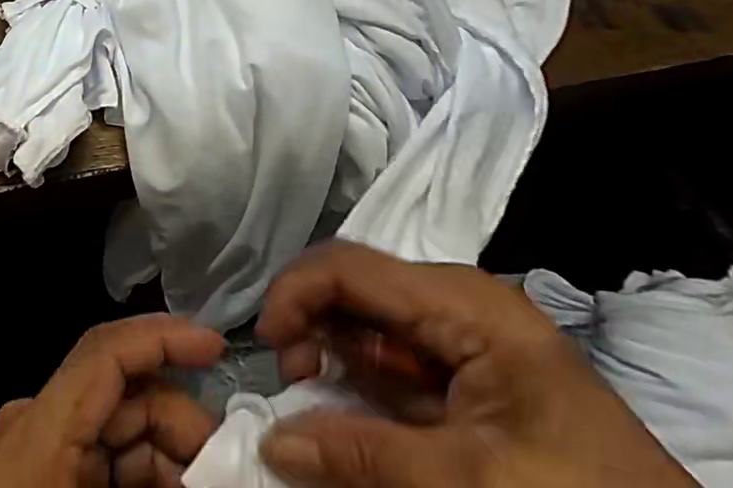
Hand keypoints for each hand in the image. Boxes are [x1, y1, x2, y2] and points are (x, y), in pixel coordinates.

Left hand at [0, 313, 225, 487]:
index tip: (217, 350)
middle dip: (182, 423)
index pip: (106, 352)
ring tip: (204, 480)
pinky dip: (147, 476)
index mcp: (39, 429)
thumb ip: (166, 481)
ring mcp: (40, 452)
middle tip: (226, 463)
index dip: (164, 337)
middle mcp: (37, 425)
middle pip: (126, 395)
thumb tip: (226, 464)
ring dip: (170, 456)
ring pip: (124, 429)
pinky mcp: (48, 476)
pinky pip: (107, 458)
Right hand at [254, 241, 697, 487]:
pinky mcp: (468, 370)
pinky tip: (349, 410)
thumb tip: (272, 439)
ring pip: (373, 323)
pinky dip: (364, 380)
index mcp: (462, 302)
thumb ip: (365, 455)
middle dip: (313, 324)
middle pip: (360, 287)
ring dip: (334, 354)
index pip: (355, 267)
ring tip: (310, 399)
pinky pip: (398, 358)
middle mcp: (458, 301)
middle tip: (290, 384)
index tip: (264, 345)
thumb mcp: (466, 481)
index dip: (298, 292)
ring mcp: (465, 335)